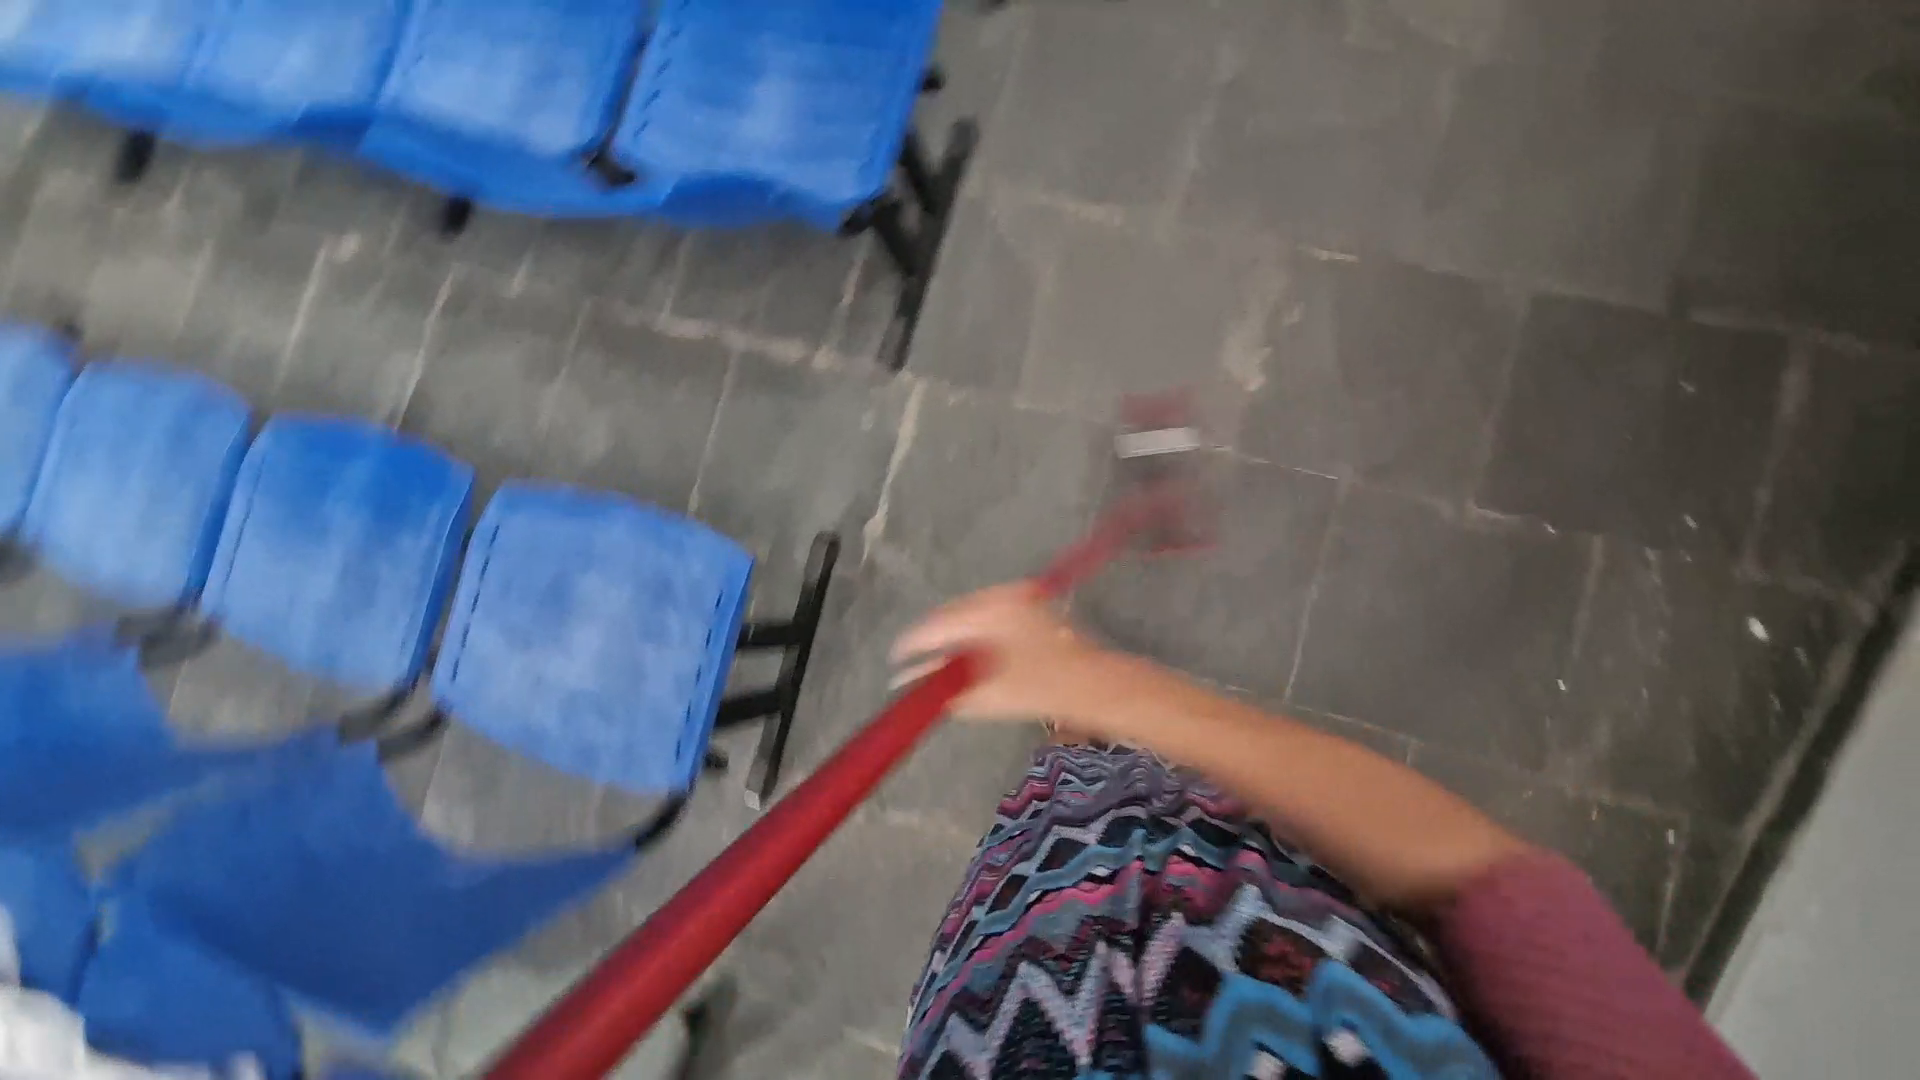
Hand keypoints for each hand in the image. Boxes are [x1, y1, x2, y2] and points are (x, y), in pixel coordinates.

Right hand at [891, 582, 1115, 723]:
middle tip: (916, 664)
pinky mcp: (1028, 605)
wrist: (1097, 685)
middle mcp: (999, 595)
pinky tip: (970, 653)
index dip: (912, 643)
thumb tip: (907, 682)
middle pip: (951, 614)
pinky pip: (987, 614)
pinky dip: (974, 632)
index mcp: (987, 611)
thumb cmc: (1041, 690)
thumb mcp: (986, 694)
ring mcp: (1017, 596)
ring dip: (953, 635)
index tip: (894, 660)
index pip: (936, 623)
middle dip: (933, 638)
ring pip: (969, 613)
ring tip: (941, 661)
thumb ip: (942, 686)